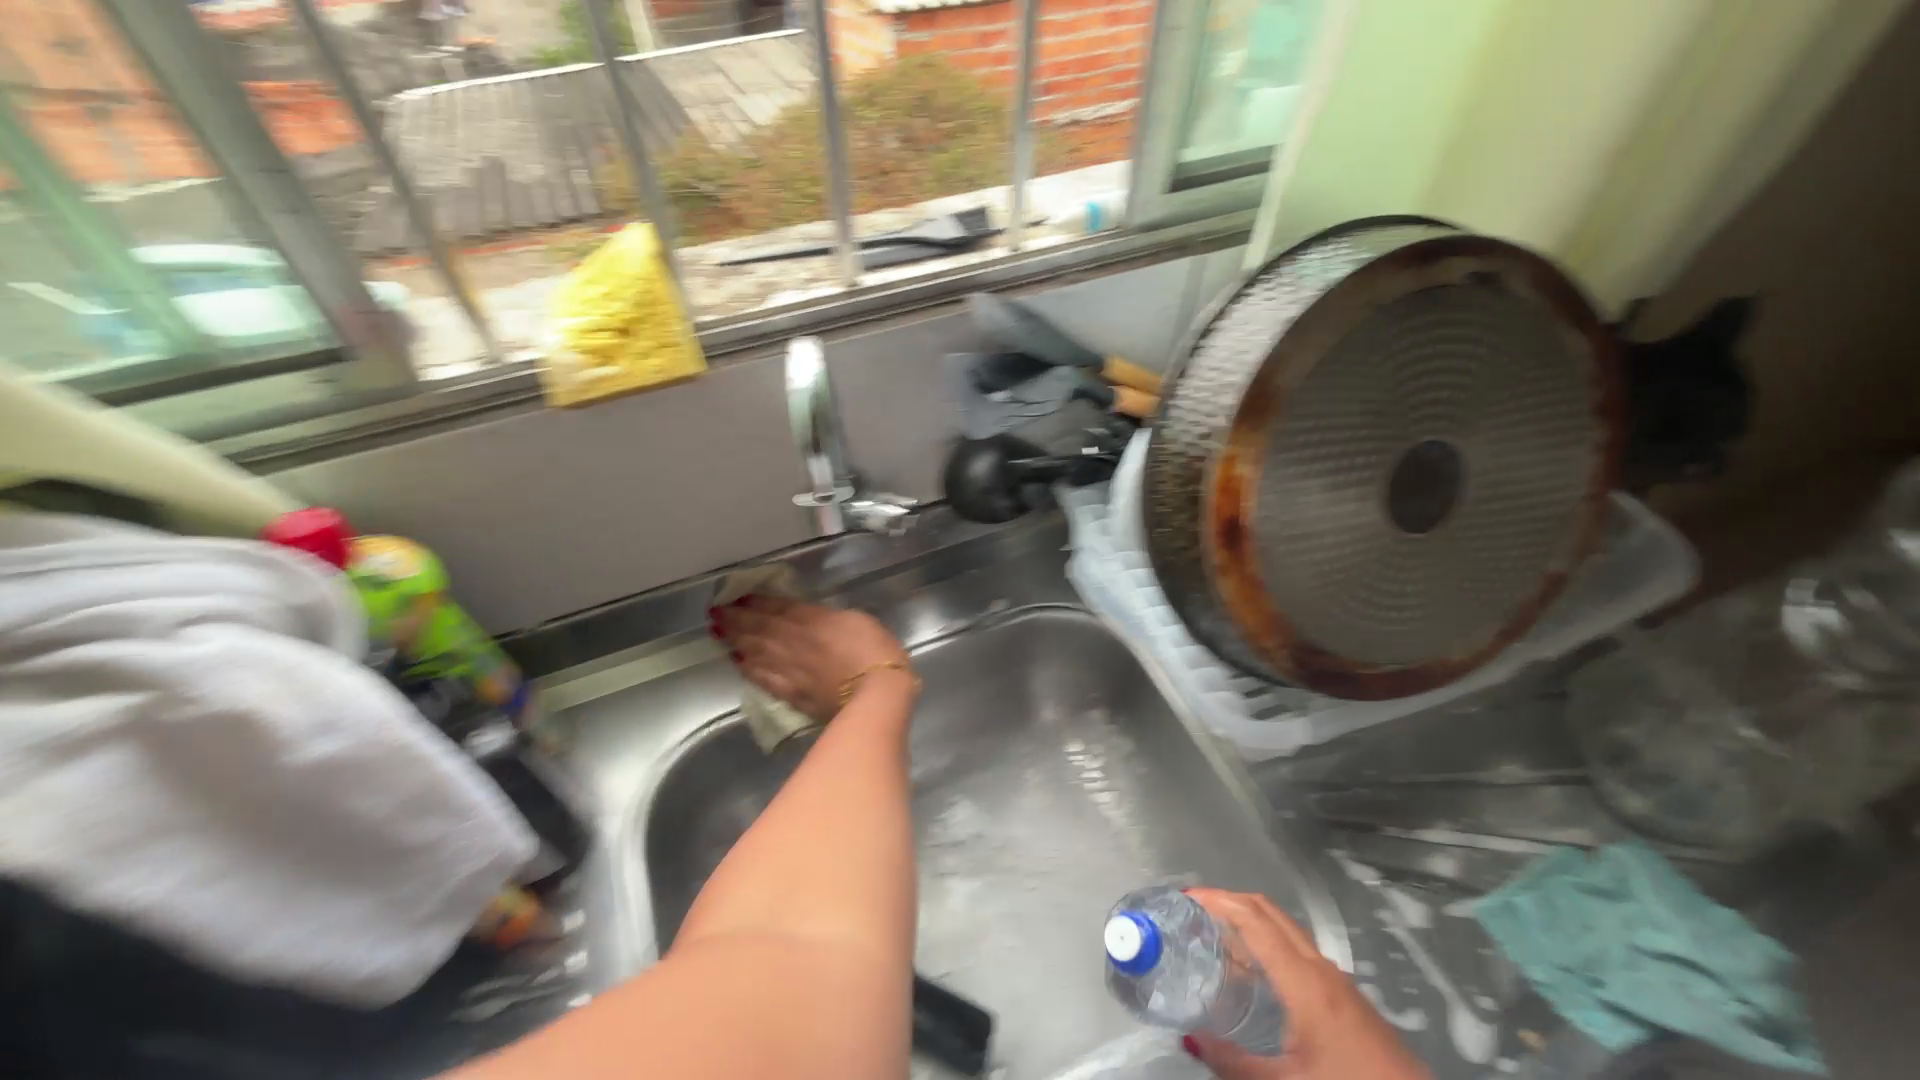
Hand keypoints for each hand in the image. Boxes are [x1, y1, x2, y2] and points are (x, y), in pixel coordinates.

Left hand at [710, 595, 912, 721]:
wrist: (876, 695)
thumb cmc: (877, 653)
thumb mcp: (857, 620)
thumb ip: (829, 618)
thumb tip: (813, 618)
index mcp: (811, 620)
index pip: (776, 608)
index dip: (755, 602)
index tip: (736, 596)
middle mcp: (792, 641)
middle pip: (758, 627)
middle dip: (735, 618)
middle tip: (715, 613)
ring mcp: (789, 668)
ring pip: (755, 650)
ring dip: (734, 640)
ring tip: (718, 632)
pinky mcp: (791, 693)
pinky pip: (763, 678)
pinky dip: (748, 668)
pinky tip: (738, 662)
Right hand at [1183, 888, 1429, 1079]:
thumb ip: (1234, 1063)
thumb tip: (1189, 1041)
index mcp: (1303, 981)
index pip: (1255, 920)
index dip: (1219, 900)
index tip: (1186, 896)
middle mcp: (1320, 968)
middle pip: (1271, 913)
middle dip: (1231, 900)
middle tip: (1194, 908)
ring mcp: (1337, 980)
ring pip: (1288, 930)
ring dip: (1252, 919)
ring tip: (1216, 932)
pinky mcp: (1347, 996)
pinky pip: (1299, 950)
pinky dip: (1269, 941)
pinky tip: (1256, 969)